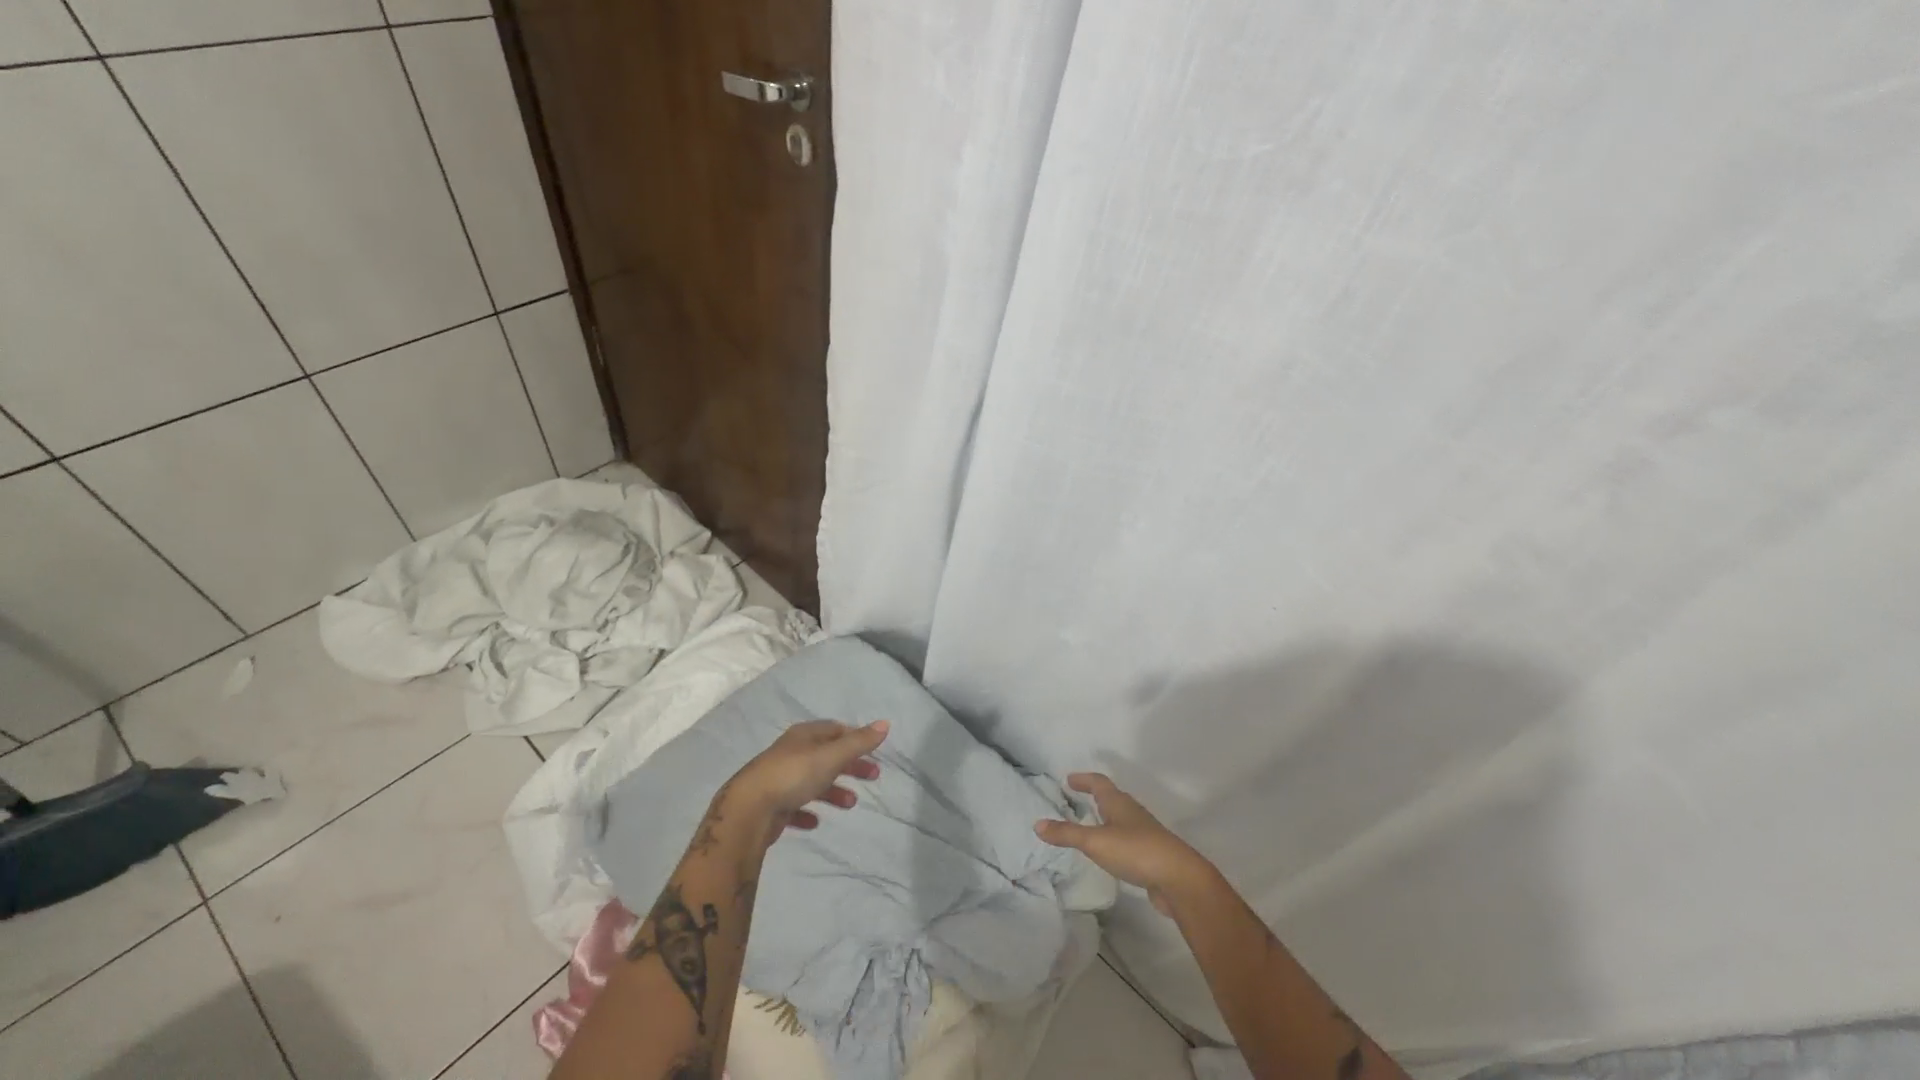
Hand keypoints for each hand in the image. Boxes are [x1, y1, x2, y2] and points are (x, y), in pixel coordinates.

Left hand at [726, 720, 887, 836]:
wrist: (749, 810)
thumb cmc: (793, 776)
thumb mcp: (831, 756)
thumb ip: (858, 743)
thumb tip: (885, 723)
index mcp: (803, 736)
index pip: (834, 730)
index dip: (856, 738)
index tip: (874, 753)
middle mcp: (790, 753)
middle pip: (826, 756)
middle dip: (849, 766)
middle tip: (872, 777)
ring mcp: (778, 779)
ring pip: (812, 781)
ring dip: (833, 791)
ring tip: (849, 805)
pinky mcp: (770, 805)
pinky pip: (794, 806)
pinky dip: (807, 812)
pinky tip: (815, 822)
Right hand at [1035, 772, 1215, 915]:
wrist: (1179, 879)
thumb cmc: (1136, 851)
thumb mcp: (1095, 842)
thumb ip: (1066, 834)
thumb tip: (1037, 824)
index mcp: (1119, 803)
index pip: (1099, 783)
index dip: (1083, 779)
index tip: (1069, 779)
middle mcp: (1132, 813)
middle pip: (1112, 798)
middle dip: (1094, 796)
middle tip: (1076, 797)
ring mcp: (1144, 833)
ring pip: (1120, 819)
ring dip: (1105, 817)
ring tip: (1089, 823)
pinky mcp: (1150, 854)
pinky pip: (1126, 839)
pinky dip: (1113, 838)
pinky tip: (1109, 852)